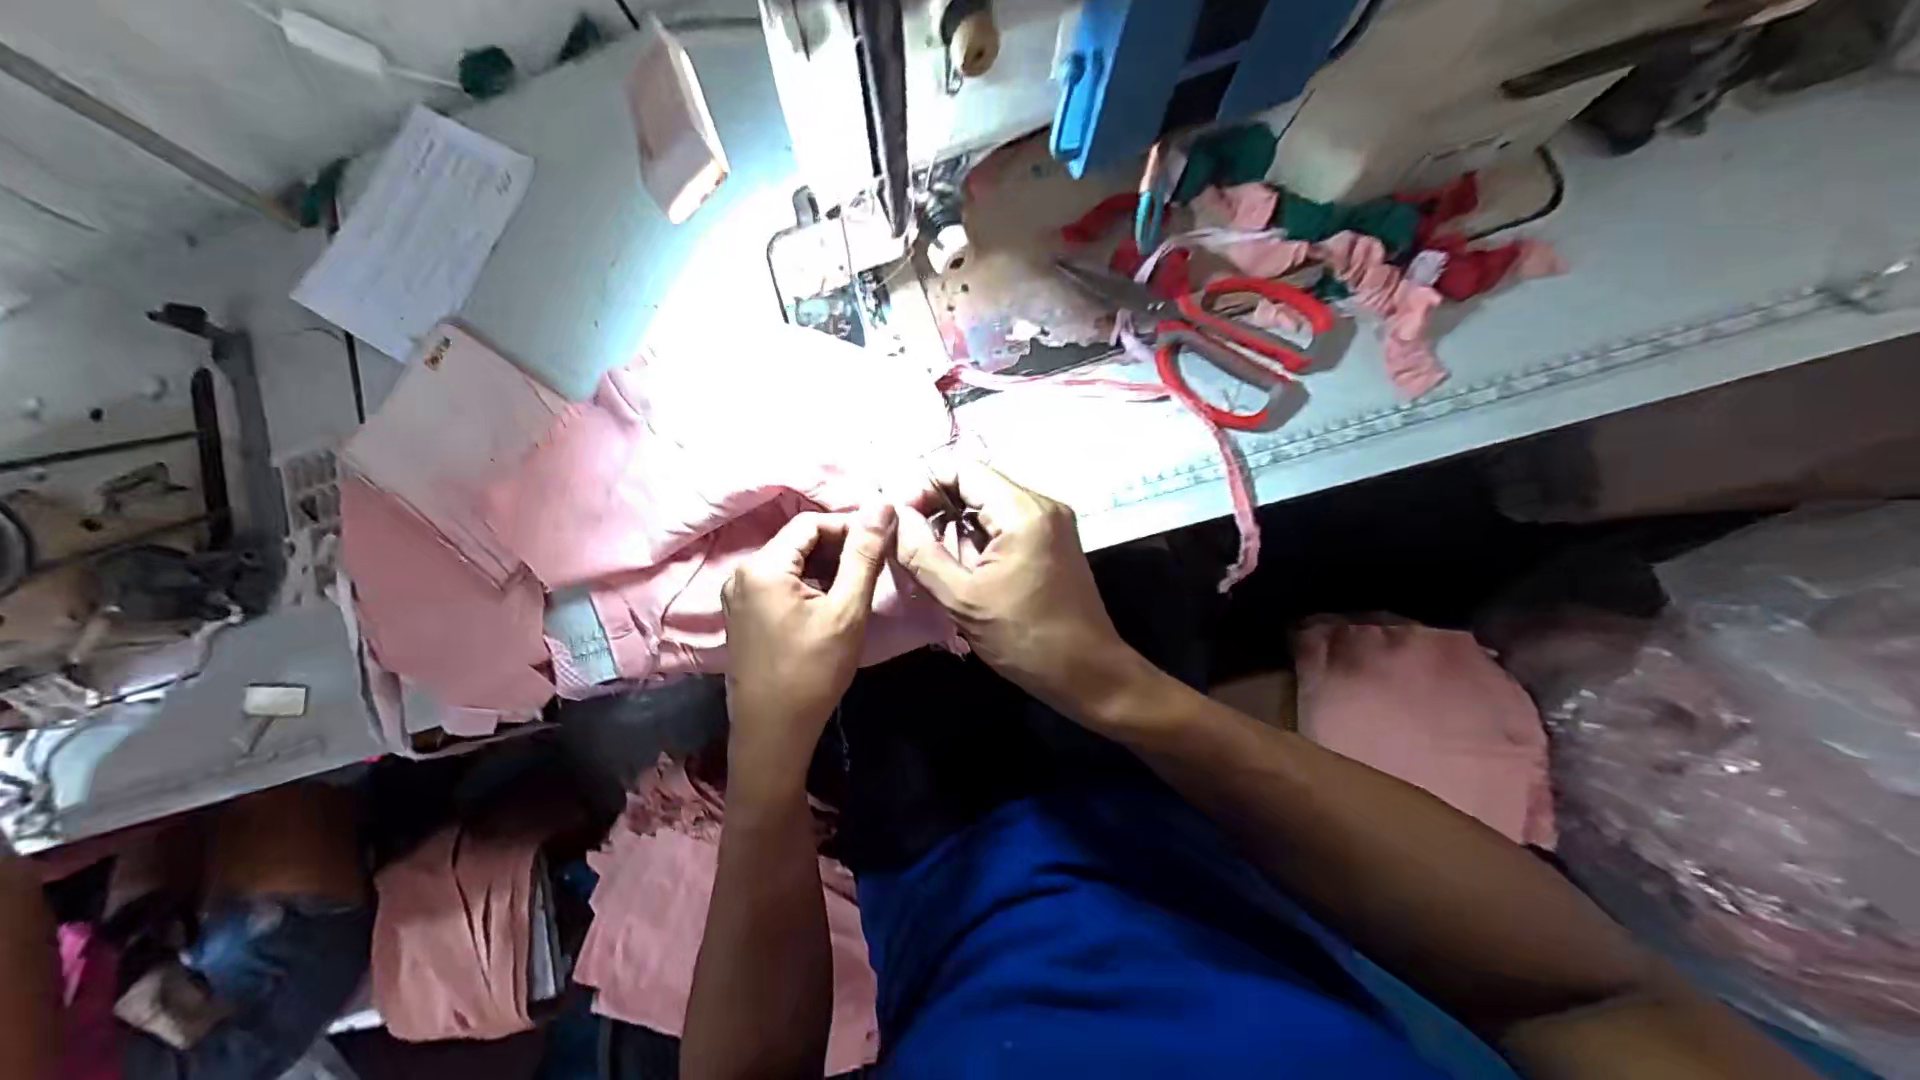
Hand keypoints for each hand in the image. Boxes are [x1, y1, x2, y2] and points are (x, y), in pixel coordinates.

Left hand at [721, 505, 895, 785]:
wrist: (773, 732)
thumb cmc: (814, 672)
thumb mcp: (847, 610)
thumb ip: (864, 555)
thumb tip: (882, 504)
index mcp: (762, 567)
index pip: (811, 523)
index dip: (849, 527)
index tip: (881, 543)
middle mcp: (741, 573)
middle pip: (797, 541)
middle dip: (839, 547)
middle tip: (874, 566)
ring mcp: (737, 595)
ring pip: (790, 562)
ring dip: (825, 566)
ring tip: (857, 585)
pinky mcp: (742, 614)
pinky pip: (779, 583)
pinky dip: (808, 584)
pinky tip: (831, 603)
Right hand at [893, 461, 1146, 718]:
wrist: (1088, 674)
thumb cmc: (1026, 639)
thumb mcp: (963, 599)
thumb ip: (922, 554)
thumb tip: (895, 517)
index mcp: (1024, 511)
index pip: (963, 470)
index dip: (925, 487)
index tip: (900, 518)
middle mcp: (1042, 506)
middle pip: (976, 486)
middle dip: (938, 510)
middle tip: (910, 544)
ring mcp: (1051, 523)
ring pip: (989, 508)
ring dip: (957, 528)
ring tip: (932, 561)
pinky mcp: (1052, 542)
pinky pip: (1005, 527)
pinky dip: (978, 541)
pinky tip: (961, 570)